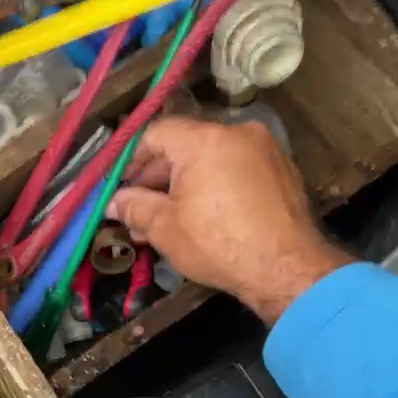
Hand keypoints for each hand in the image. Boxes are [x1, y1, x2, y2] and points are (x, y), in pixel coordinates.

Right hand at [109, 117, 353, 322]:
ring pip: (208, 161)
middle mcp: (237, 133)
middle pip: (184, 146)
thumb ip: (134, 207)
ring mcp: (262, 149)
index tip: (115, 182)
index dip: (130, 156)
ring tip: (160, 223)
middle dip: (154, 179)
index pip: (157, 132)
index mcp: (206, 141)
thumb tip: (114, 202)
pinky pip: (232, 170)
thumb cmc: (216, 243)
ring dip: (180, 187)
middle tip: (134, 210)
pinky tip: (195, 218)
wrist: (282, 265)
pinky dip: (209, 187)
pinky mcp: (278, 169)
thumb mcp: (164, 227)